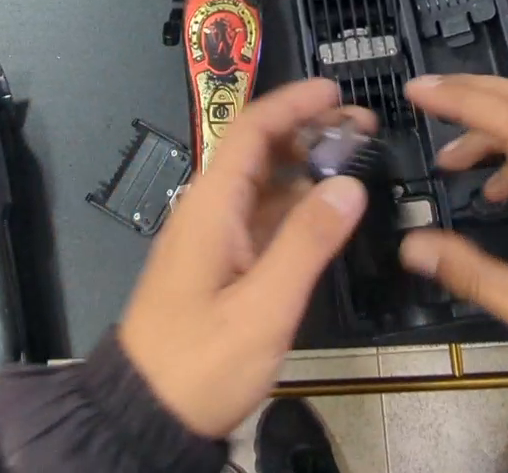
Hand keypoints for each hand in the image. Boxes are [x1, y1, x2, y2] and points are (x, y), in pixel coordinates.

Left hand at [119, 79, 375, 437]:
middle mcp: (211, 208)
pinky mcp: (222, 260)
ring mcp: (215, 235)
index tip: (334, 91)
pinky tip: (328, 209)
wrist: (146, 415)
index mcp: (212, 205)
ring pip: (264, 182)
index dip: (293, 103)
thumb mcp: (262, 307)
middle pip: (260, 149)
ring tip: (355, 160)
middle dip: (309, 129)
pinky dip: (297, 202)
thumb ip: (307, 242)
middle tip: (361, 127)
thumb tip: (349, 185)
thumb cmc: (199, 362)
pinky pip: (263, 215)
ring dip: (307, 165)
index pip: (252, 130)